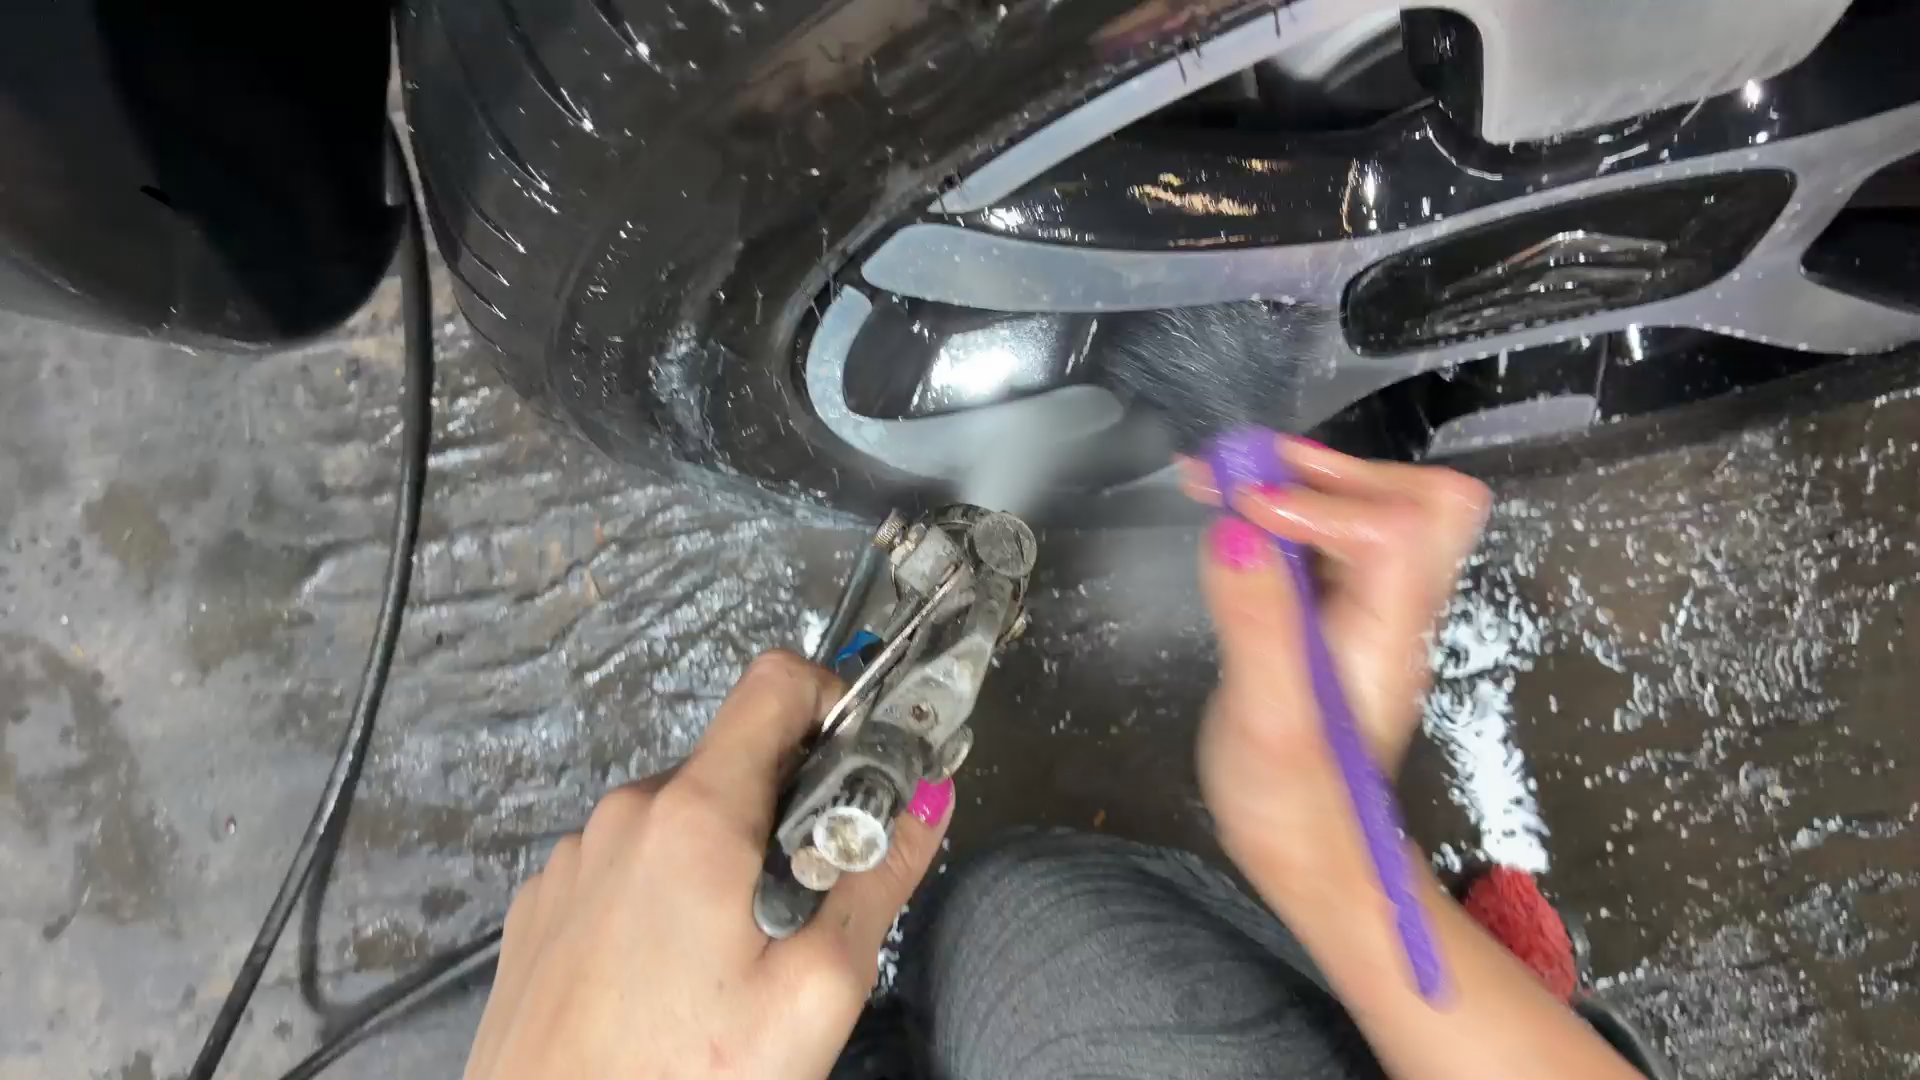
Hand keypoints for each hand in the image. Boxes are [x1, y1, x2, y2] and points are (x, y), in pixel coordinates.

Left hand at [463, 651, 954, 1079]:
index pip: (776, 680)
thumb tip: (932, 797)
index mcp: (694, 812)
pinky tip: (667, 970)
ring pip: (686, 807)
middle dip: (789, 802)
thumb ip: (880, 876)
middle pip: (738, 755)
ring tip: (736, 946)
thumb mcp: (817, 990)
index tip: (853, 769)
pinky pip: (632, 853)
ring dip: (730, 847)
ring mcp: (574, 852)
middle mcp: (625, 809)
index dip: (830, 701)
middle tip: (805, 893)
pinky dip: (670, 880)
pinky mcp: (541, 899)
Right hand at [1181, 437, 1488, 922]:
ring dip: (1299, 480)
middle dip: (1323, 470)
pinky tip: (1228, 517)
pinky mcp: (1332, 614)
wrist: (1314, 855)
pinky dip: (1280, 510)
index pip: (1394, 528)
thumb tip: (1234, 531)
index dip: (1316, 502)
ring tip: (1219, 478)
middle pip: (1415, 500)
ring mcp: (1366, 609)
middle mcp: (1391, 608)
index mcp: (1386, 632)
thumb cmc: (1293, 805)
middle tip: (1239, 471)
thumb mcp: (1266, 721)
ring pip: (1373, 508)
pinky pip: (1328, 537)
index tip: (1237, 510)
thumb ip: (1256, 626)